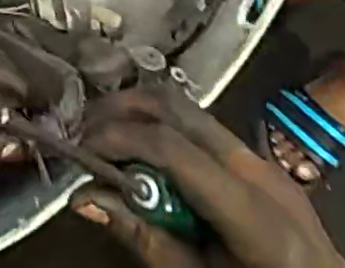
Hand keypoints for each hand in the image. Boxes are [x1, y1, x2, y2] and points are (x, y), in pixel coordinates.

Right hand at [72, 88, 344, 267]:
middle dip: (117, 110)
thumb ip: (145, 238)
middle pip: (174, 107)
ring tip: (104, 136)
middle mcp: (263, 173)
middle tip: (81, 131)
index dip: (115, 139)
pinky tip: (140, 151)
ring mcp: (265, 162)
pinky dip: (158, 126)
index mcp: (256, 215)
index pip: (170, 146)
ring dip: (135, 113)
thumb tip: (80, 194)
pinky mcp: (259, 163)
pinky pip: (197, 127)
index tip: (78, 149)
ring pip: (183, 107)